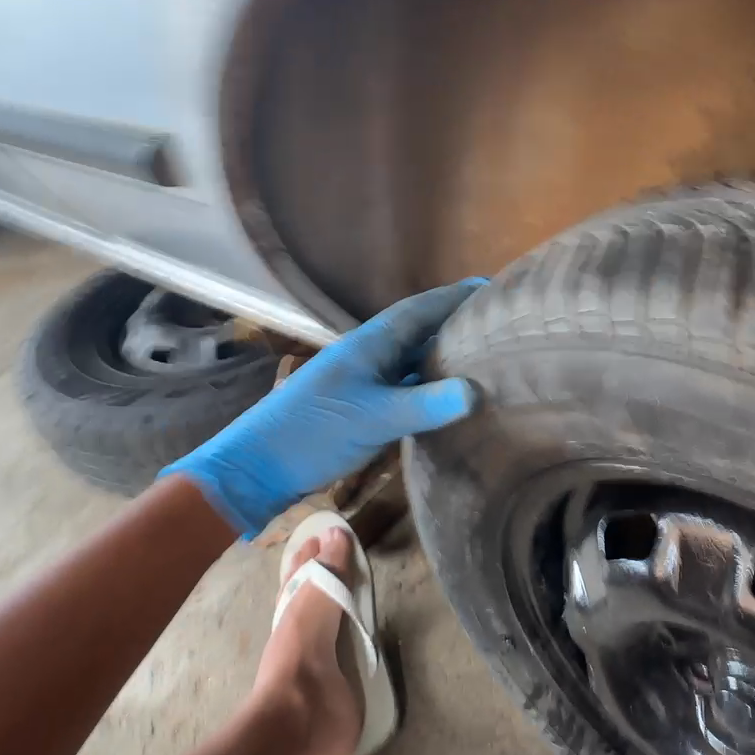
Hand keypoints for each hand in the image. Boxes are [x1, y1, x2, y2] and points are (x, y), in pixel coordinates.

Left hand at [164, 278, 484, 537]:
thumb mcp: (374, 418)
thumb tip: (478, 391)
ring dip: (446, 353)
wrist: (256, 468)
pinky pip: (407, 386)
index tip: (492, 286)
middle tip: (498, 320)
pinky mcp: (363, 407)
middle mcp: (371, 355)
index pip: (421, 309)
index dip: (455, 296)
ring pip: (414, 359)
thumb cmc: (313, 432)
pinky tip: (452, 394)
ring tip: (485, 352)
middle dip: (457, 321)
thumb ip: (426, 404)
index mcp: (371, 344)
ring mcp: (366, 381)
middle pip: (420, 330)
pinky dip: (432, 385)